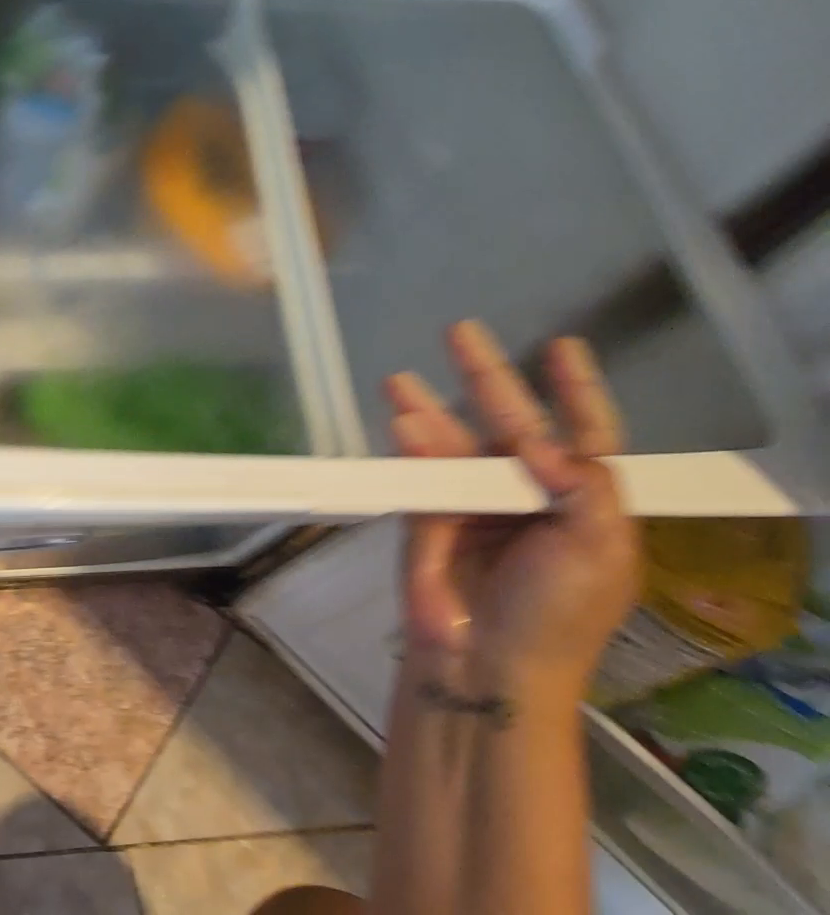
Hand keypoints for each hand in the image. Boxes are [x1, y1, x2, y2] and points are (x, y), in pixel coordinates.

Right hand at [386, 320, 640, 688]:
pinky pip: (418, 474)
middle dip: (484, 379)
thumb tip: (538, 440)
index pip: (585, 435)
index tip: (562, 345)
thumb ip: (581, 486)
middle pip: (508, 425)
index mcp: (583, 505)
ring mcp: (471, 506)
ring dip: (428, 411)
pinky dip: (410, 448)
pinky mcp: (425, 520)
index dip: (575, 390)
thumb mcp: (598, 550)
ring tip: (398, 381)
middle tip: (459, 331)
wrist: (487, 663)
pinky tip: (399, 422)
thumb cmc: (557, 611)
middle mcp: (527, 496)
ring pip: (451, 444)